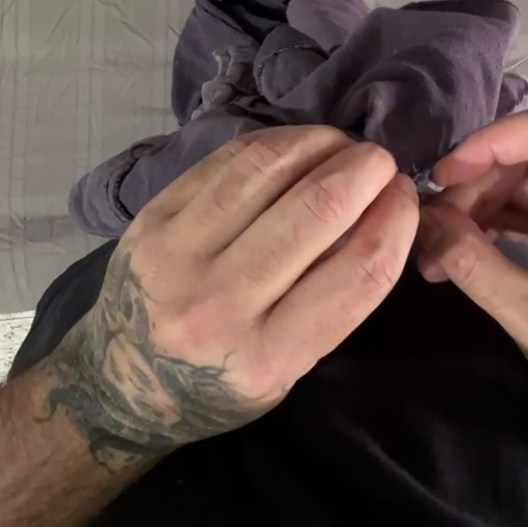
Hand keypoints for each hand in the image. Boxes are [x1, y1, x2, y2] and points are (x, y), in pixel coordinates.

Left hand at [38, 126, 417, 467]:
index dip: (397, 220)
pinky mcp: (153, 215)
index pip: (358, 270)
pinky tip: (300, 145)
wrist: (120, 382)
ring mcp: (177, 253)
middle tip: (382, 163)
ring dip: (322, 143)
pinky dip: (277, 143)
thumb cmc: (220, 384)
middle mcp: (218, 304)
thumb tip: (382, 211)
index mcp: (265, 358)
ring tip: (343, 145)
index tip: (407, 197)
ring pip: (269, 168)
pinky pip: (228, 159)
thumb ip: (335, 298)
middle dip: (366, 170)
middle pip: (317, 209)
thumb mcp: (290, 368)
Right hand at [417, 103, 527, 448]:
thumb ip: (473, 264)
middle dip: (477, 182)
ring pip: (525, 180)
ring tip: (438, 247)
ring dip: (479, 206)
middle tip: (433, 226)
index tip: (444, 176)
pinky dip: (494, 224)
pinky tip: (461, 250)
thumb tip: (422, 221)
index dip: (491, 142)